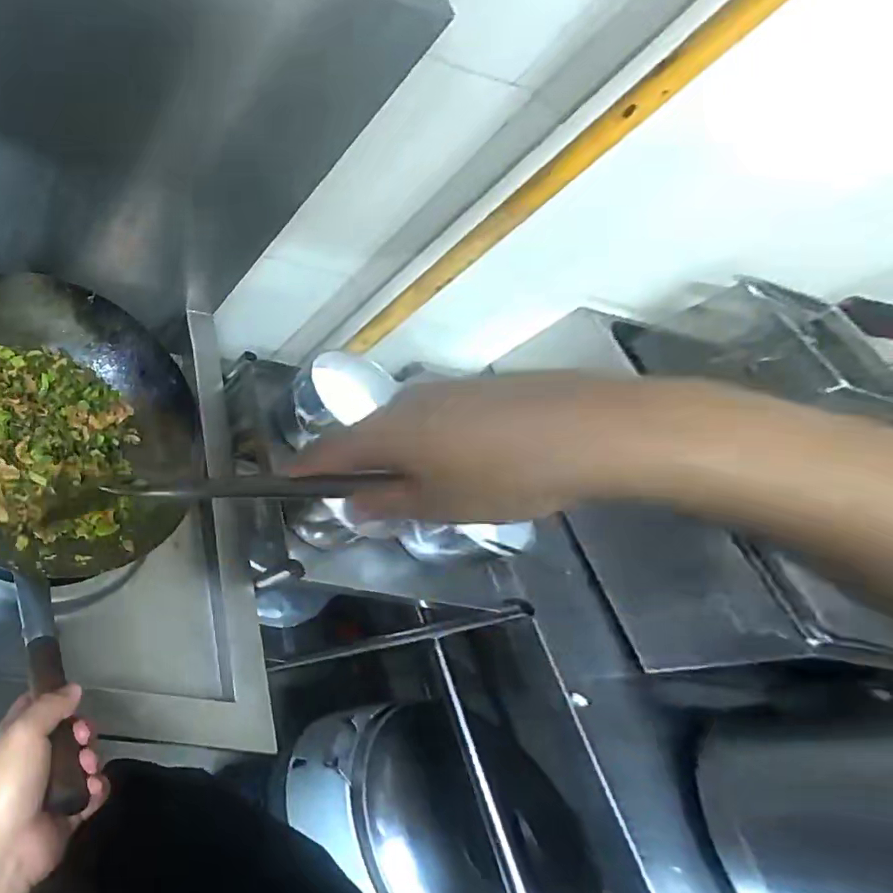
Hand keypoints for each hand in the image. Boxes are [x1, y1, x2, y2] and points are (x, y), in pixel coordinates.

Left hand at [0, 685, 107, 886]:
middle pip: (67, 733)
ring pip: (83, 761)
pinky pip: (92, 793)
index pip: (38, 706)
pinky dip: (98, 789)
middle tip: (85, 737)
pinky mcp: (70, 812)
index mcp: (17, 734)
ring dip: (91, 760)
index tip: (76, 700)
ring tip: (88, 768)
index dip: (58, 700)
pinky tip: (95, 789)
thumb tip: (74, 688)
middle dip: (82, 732)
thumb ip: (50, 706)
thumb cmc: (12, 777)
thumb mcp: (25, 730)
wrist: (9, 842)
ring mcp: (52, 785)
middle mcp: (34, 756)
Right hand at [290, 372, 707, 522]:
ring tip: (421, 483)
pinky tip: (466, 461)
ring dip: (395, 452)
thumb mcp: (441, 505)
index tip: (284, 483)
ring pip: (399, 425)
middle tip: (362, 496)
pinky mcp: (480, 387)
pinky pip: (434, 416)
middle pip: (360, 436)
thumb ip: (387, 504)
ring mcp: (443, 390)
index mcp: (383, 433)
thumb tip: (353, 503)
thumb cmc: (509, 475)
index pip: (324, 452)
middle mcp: (402, 403)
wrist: (608, 428)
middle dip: (353, 464)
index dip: (302, 470)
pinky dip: (430, 439)